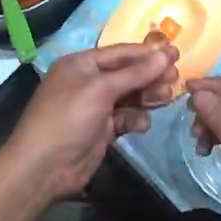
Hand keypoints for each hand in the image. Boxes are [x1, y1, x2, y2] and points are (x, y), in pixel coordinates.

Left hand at [5, 44, 179, 201]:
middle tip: (176, 79)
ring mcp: (94, 106)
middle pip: (127, 74)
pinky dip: (135, 119)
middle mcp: (88, 81)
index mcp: (81, 64)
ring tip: (166, 98)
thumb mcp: (101, 90)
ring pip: (129, 96)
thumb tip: (166, 53)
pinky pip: (125, 118)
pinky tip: (141, 124)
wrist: (44, 167)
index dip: (148, 53)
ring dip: (147, 96)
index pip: (120, 53)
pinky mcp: (101, 129)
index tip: (177, 52)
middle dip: (150, 76)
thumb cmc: (69, 118)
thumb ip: (135, 73)